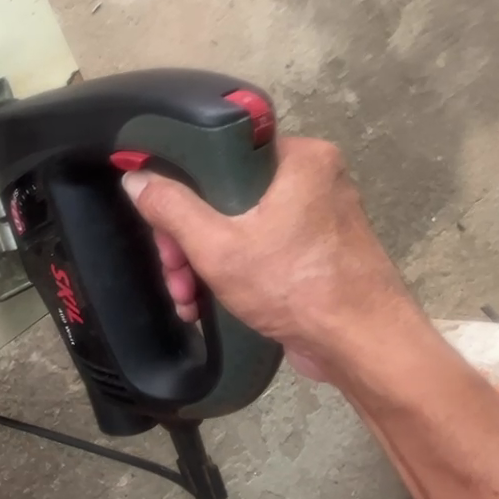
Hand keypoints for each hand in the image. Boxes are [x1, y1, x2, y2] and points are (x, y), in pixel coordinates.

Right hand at [121, 137, 417, 377]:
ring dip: (200, 261)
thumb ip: (170, 208)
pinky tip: (205, 300)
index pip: (219, 151)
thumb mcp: (216, 246)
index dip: (179, 184)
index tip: (159, 218)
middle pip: (221, 194)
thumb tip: (135, 177)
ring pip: (235, 223)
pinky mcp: (315, 247)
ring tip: (185, 296)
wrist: (363, 347)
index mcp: (299, 158)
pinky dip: (229, 269)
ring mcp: (316, 214)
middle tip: (173, 269)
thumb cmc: (296, 288)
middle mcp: (312, 177)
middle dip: (186, 238)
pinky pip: (257, 244)